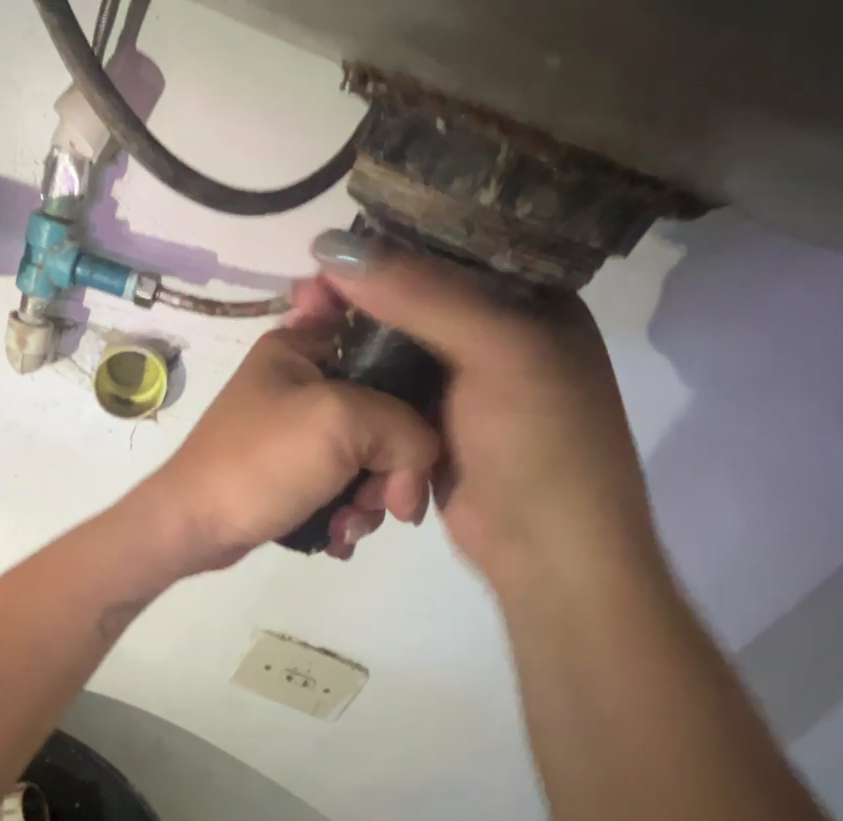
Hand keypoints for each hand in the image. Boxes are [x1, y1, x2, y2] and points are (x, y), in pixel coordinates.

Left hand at [130, 322, 440, 574]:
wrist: (192, 528)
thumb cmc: (259, 463)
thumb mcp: (341, 424)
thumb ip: (405, 429)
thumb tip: (415, 474)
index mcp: (303, 345)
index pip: (391, 345)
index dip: (418, 392)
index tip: (419, 438)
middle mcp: (301, 380)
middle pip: (387, 413)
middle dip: (392, 467)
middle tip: (384, 501)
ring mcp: (295, 430)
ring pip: (369, 458)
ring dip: (369, 501)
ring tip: (346, 526)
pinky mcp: (291, 473)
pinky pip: (343, 487)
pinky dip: (346, 514)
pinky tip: (335, 537)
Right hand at [298, 231, 661, 587]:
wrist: (545, 551)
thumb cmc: (538, 441)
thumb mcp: (493, 351)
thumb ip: (419, 296)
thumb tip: (332, 247)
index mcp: (530, 301)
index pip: (450, 254)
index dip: (387, 248)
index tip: (323, 255)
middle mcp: (496, 336)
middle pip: (414, 303)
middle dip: (357, 300)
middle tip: (299, 298)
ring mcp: (463, 386)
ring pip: (394, 350)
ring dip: (350, 347)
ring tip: (297, 331)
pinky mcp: (431, 428)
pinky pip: (385, 395)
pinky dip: (355, 390)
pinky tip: (317, 376)